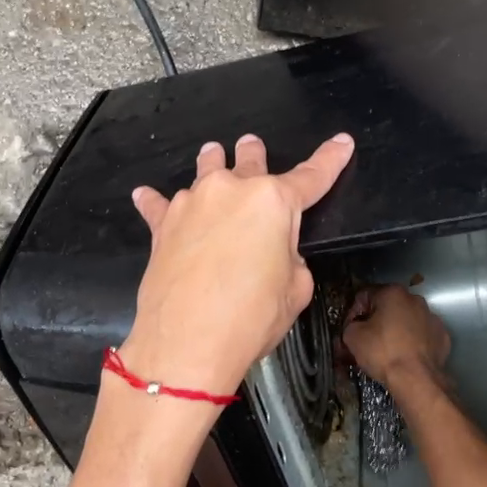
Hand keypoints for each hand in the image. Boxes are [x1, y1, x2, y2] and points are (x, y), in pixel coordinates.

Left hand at [117, 132, 355, 400]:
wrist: (186, 344)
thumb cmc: (251, 318)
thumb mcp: (296, 290)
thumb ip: (291, 259)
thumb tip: (273, 253)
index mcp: (273, 202)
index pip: (312, 176)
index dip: (330, 159)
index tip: (342, 142)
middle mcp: (231, 190)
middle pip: (249, 162)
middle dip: (254, 153)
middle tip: (252, 145)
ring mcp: (192, 204)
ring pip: (204, 171)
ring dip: (212, 162)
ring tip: (212, 153)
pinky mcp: (163, 226)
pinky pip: (158, 204)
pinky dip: (155, 201)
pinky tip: (144, 195)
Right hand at [343, 285, 451, 388]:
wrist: (416, 379)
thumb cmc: (382, 353)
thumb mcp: (352, 337)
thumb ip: (350, 325)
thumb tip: (355, 328)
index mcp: (393, 293)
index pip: (364, 296)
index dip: (352, 314)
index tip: (349, 330)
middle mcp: (415, 300)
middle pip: (387, 307)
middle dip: (374, 322)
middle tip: (365, 341)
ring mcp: (432, 318)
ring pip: (406, 320)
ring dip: (394, 331)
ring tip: (386, 351)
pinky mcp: (443, 336)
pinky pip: (422, 336)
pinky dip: (413, 343)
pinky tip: (405, 356)